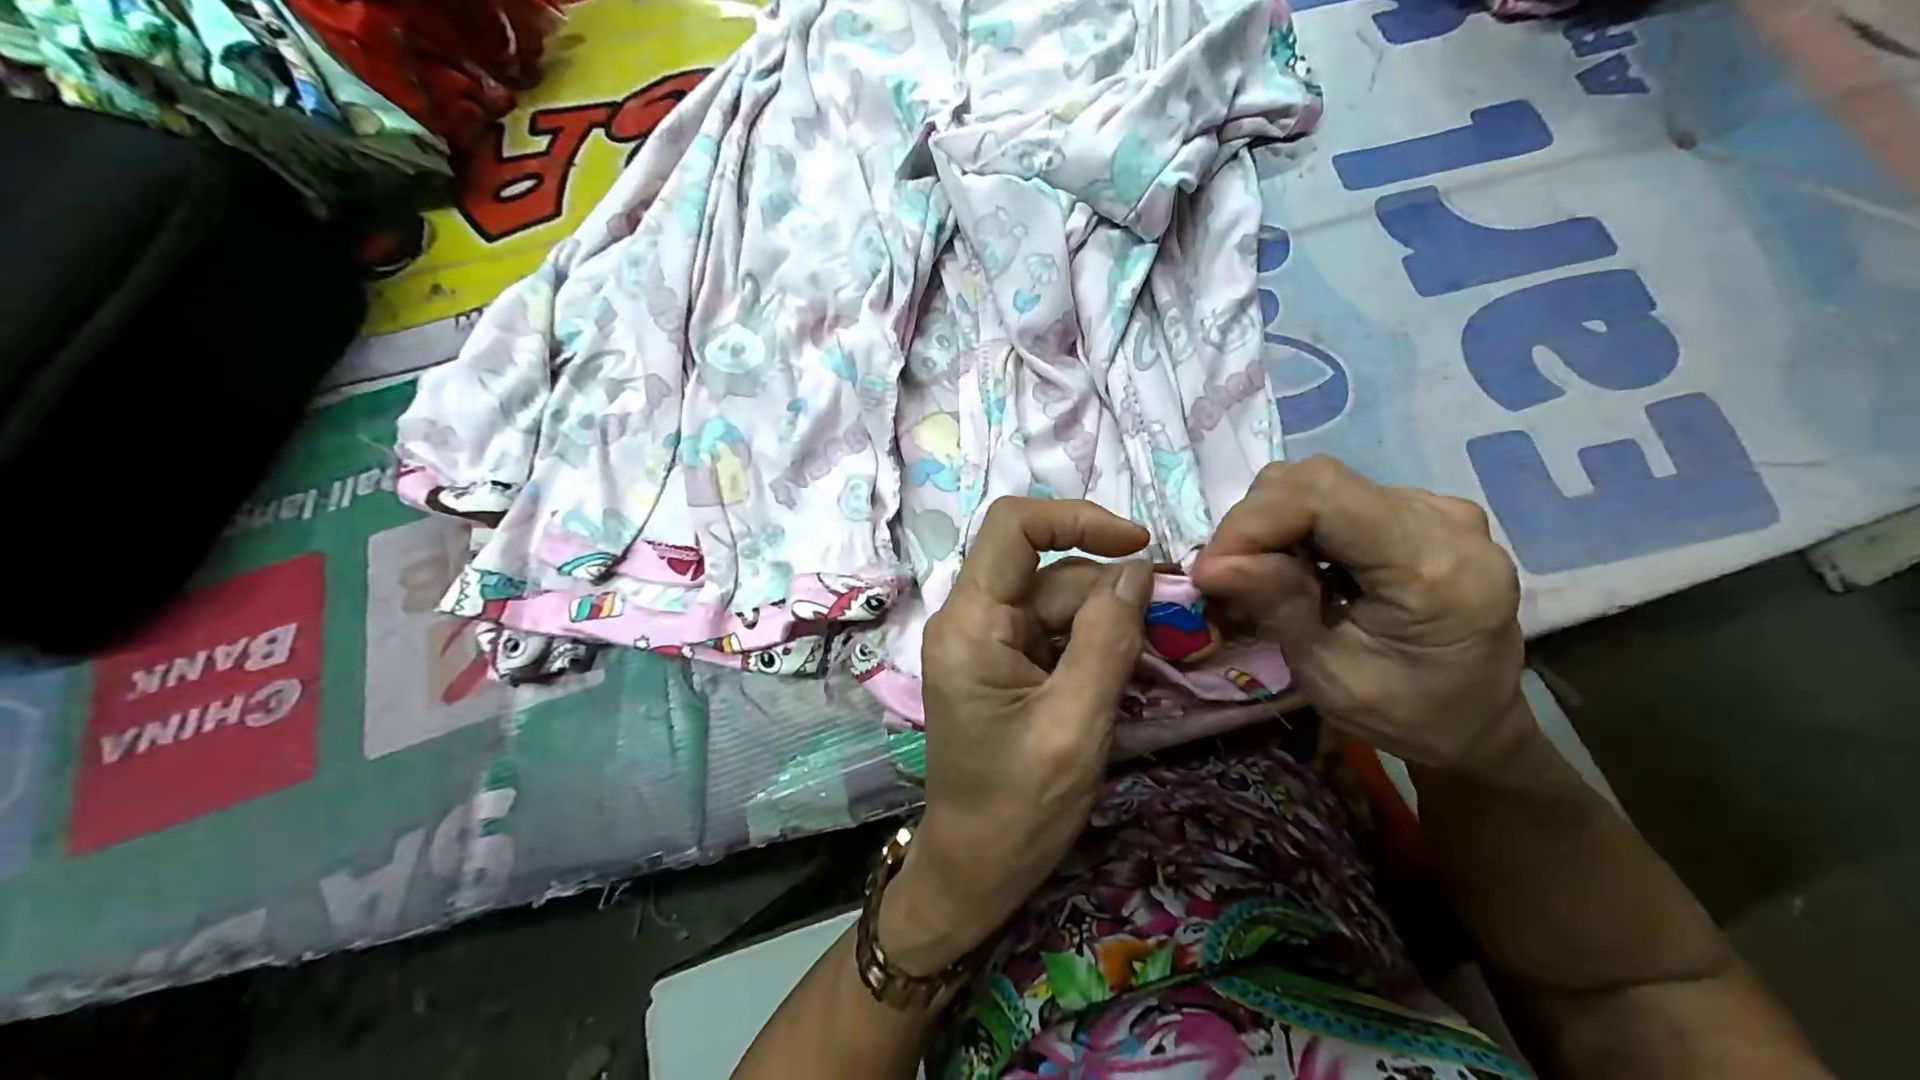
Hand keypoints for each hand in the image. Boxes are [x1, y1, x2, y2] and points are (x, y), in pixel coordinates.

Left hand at [882, 498, 1153, 974]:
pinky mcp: (1004, 665)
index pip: (1012, 527)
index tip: (1138, 544)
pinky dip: (1094, 644)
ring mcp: (986, 643)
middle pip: (1049, 572)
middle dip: (1111, 593)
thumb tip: (1137, 568)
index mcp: (971, 624)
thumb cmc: (1018, 808)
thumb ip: (1107, 639)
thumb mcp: (1075, 724)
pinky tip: (1125, 673)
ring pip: (1059, 602)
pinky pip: (1055, 633)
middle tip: (1173, 627)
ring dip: (1109, 623)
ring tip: (1153, 661)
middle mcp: (972, 620)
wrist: (975, 870)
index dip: (1076, 518)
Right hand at [1191, 457, 1529, 777]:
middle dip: (1254, 523)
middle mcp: (1445, 522)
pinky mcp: (1423, 512)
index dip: (1253, 521)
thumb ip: (1277, 606)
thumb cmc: (1405, 715)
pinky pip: (1337, 497)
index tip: (1211, 570)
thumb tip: (1210, 565)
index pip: (1324, 497)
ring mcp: (1437, 510)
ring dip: (1271, 523)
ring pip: (1320, 483)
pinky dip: (1296, 526)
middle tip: (1228, 576)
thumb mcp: (1329, 675)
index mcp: (1435, 569)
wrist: (1474, 724)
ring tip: (1261, 574)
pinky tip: (1297, 566)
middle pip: (1318, 481)